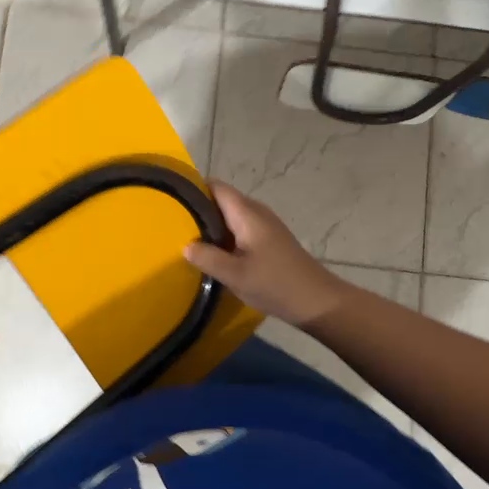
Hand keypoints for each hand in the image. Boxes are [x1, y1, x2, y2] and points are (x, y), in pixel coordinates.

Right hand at [183, 182, 362, 325]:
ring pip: (231, 216)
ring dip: (212, 225)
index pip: (216, 187)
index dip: (195, 189)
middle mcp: (256, 212)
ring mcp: (265, 226)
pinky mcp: (269, 240)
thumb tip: (185, 244)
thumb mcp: (235, 275)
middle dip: (200, 209)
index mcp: (247, 213)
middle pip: (222, 200)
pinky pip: (240, 228)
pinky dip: (225, 236)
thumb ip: (207, 258)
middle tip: (174, 224)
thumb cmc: (275, 284)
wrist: (316, 301)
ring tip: (188, 239)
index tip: (172, 200)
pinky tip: (214, 254)